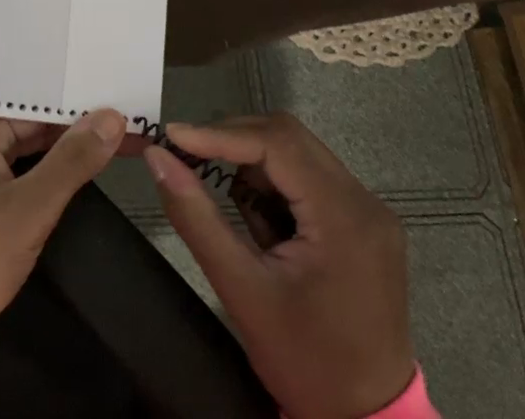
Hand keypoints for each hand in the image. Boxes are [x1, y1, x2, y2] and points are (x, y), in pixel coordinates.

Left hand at [0, 109, 126, 398]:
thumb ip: (72, 160)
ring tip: (120, 137)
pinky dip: (52, 173)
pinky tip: (82, 170)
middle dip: (79, 127)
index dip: (80, 107)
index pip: (35, 107)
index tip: (124, 102)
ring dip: (68, 150)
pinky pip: (23, 175)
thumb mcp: (33, 206)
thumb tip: (112, 115)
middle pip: (32, 127)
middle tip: (133, 121)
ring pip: (29, 152)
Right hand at [146, 114, 413, 418]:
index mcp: (345, 218)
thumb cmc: (304, 358)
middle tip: (184, 157)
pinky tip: (255, 223)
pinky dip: (271, 185)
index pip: (278, 144)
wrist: (365, 416)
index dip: (218, 133)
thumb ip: (195, 216)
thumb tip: (156, 158)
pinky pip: (307, 180)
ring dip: (250, 163)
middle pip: (290, 139)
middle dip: (231, 141)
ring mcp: (368, 213)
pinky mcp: (361, 226)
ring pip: (297, 154)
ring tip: (221, 201)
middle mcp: (366, 203)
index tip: (169, 137)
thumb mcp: (240, 287)